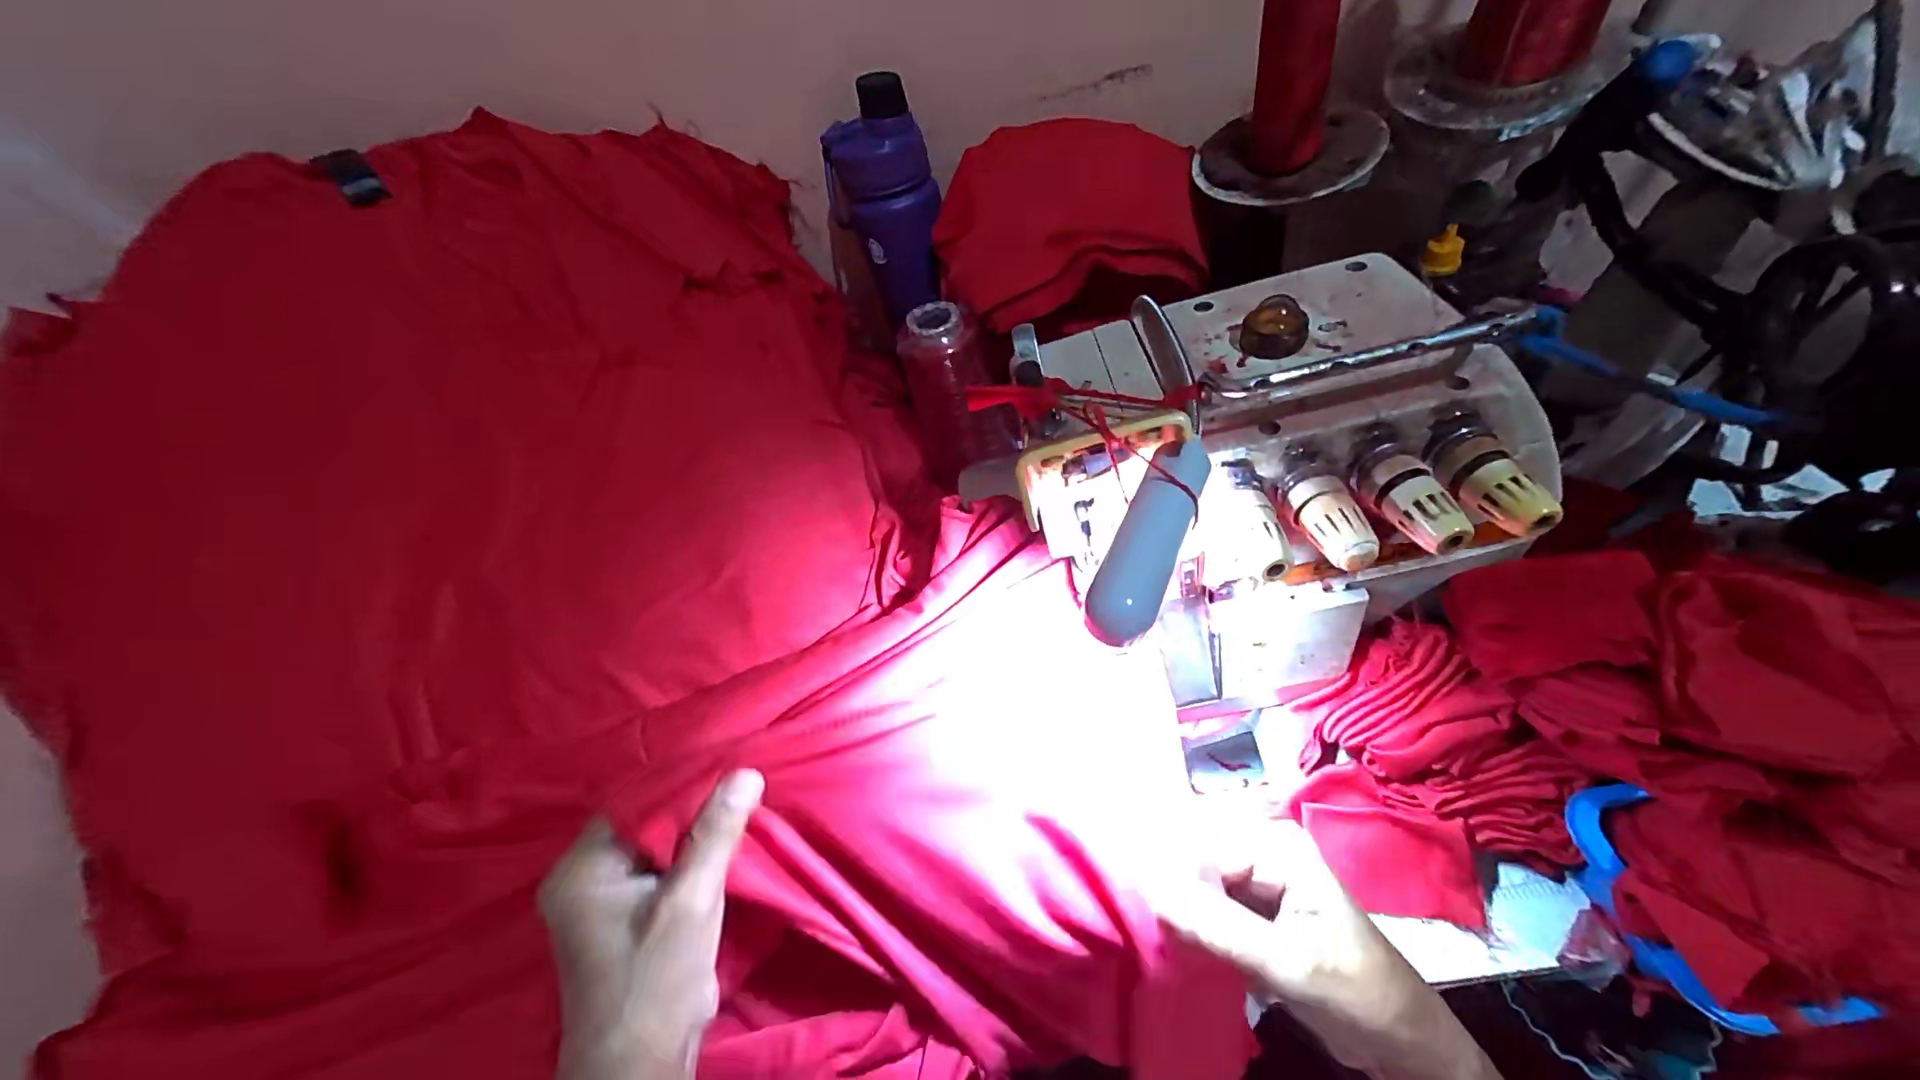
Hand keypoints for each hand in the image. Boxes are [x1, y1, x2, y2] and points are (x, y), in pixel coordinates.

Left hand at [539, 770, 764, 1079]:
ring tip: (737, 802)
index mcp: (581, 869)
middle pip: (645, 822)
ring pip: (656, 844)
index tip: (727, 762)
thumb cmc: (657, 978)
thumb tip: (745, 774)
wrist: (641, 1062)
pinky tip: (721, 840)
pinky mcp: (624, 914)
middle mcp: (582, 878)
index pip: (634, 804)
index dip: (681, 783)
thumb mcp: (691, 899)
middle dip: (692, 805)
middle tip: (737, 780)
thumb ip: (716, 834)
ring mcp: (601, 899)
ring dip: (694, 830)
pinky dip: (689, 854)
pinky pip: (659, 866)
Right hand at [1156, 817, 1500, 1079]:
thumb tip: (1152, 894)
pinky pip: (1211, 914)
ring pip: (1201, 891)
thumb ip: (1219, 927)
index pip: (1203, 851)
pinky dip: (1195, 932)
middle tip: (1151, 930)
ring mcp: (1260, 887)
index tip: (1145, 911)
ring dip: (1182, 917)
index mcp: (1278, 848)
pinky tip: (1180, 949)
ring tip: (1160, 940)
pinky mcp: (1256, 918)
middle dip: (1175, 897)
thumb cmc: (1357, 994)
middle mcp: (1265, 856)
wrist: (1404, 1046)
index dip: (1171, 880)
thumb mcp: (1288, 962)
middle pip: (1199, 867)